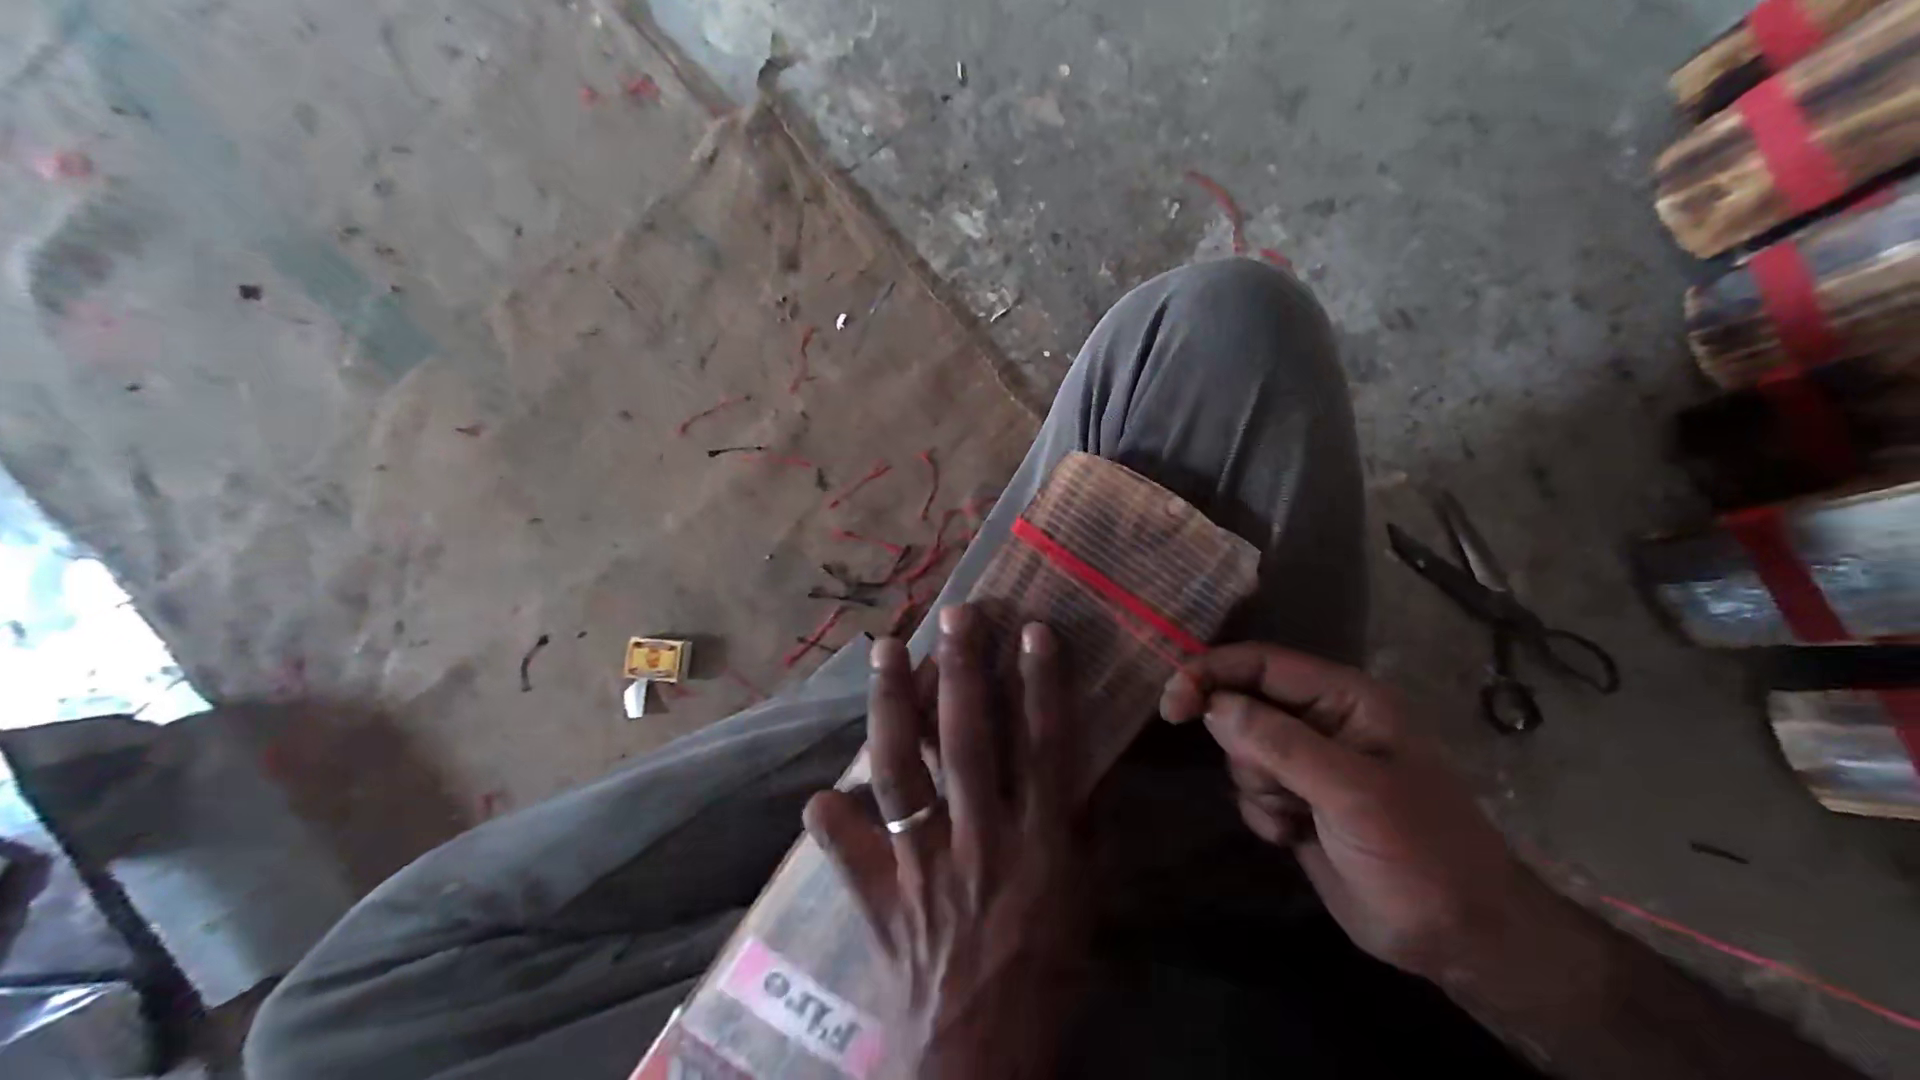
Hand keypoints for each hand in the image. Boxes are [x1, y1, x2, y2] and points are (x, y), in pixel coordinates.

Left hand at [804, 605, 1087, 1079]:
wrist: (982, 1060)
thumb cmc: (1048, 974)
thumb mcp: (1088, 899)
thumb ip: (1087, 827)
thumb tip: (1087, 761)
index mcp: (1041, 846)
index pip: (1046, 749)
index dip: (1041, 686)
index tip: (1033, 630)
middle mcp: (981, 843)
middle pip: (969, 744)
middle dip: (962, 674)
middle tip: (955, 617)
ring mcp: (922, 868)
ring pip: (904, 774)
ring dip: (893, 708)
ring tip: (885, 651)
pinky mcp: (881, 899)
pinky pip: (849, 853)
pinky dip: (830, 823)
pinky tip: (818, 796)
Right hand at [1160, 643, 1536, 980]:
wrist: (1459, 939)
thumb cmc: (1423, 854)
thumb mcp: (1354, 794)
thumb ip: (1282, 743)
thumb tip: (1214, 705)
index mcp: (1346, 699)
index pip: (1262, 664)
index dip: (1211, 674)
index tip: (1171, 705)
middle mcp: (1323, 722)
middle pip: (1243, 705)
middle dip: (1242, 747)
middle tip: (1274, 787)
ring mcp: (1309, 763)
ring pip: (1241, 751)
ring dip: (1255, 786)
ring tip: (1297, 818)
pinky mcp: (1297, 800)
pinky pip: (1248, 789)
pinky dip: (1260, 812)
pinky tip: (1293, 836)